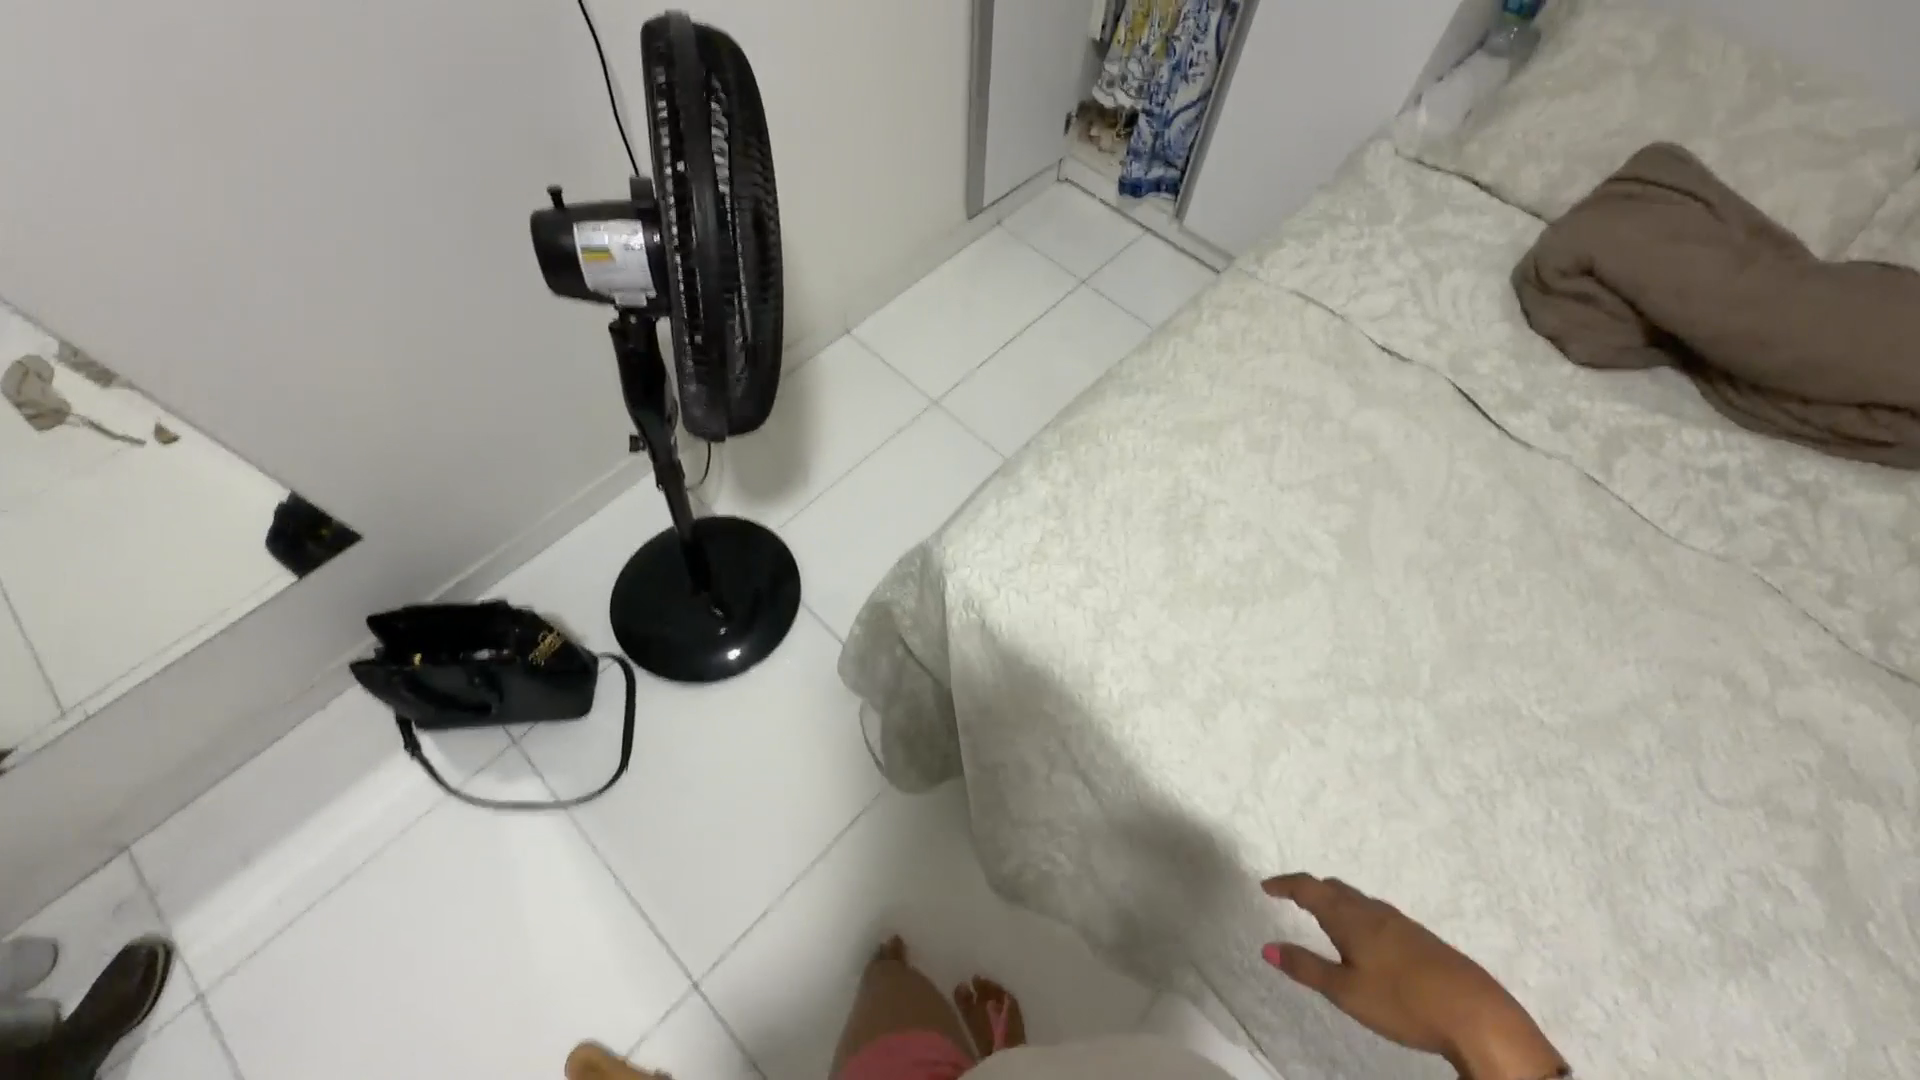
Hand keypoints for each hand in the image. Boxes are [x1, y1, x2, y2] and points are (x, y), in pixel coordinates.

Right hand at [1261, 874, 1565, 1079]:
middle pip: (1336, 889)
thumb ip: (1306, 967)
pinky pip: (1378, 915)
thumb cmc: (1403, 1001)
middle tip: (1291, 897)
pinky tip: (1366, 939)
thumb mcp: (1346, 991)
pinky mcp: (1422, 940)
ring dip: (1336, 902)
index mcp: (1351, 918)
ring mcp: (1402, 924)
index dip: (1286, 884)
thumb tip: (1266, 947)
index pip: (1310, 889)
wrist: (1477, 1014)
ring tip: (1324, 917)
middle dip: (1311, 889)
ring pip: (1359, 901)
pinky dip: (1358, 915)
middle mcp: (1374, 912)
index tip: (1266, 885)